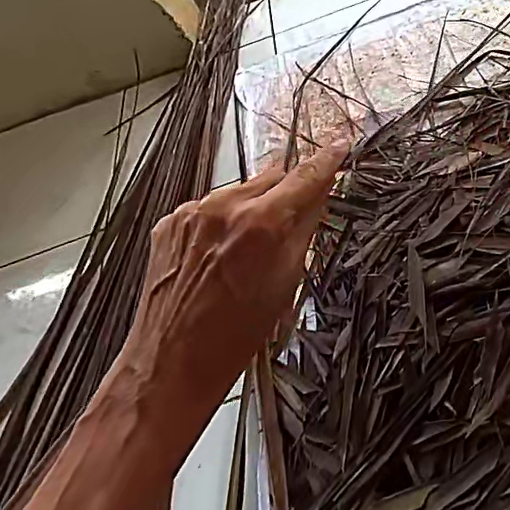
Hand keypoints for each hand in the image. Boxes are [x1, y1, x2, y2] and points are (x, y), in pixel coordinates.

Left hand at [127, 141, 349, 392]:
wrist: (172, 362)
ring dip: (252, 208)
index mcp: (261, 223)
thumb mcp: (286, 281)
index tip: (339, 147)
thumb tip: (319, 197)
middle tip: (290, 223)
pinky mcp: (170, 221)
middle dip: (286, 193)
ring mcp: (192, 212)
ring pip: (240, 191)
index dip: (327, 160)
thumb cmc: (230, 337)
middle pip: (271, 178)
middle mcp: (224, 208)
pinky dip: (222, 222)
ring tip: (247, 253)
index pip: (305, 176)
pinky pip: (209, 207)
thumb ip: (304, 229)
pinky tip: (220, 255)